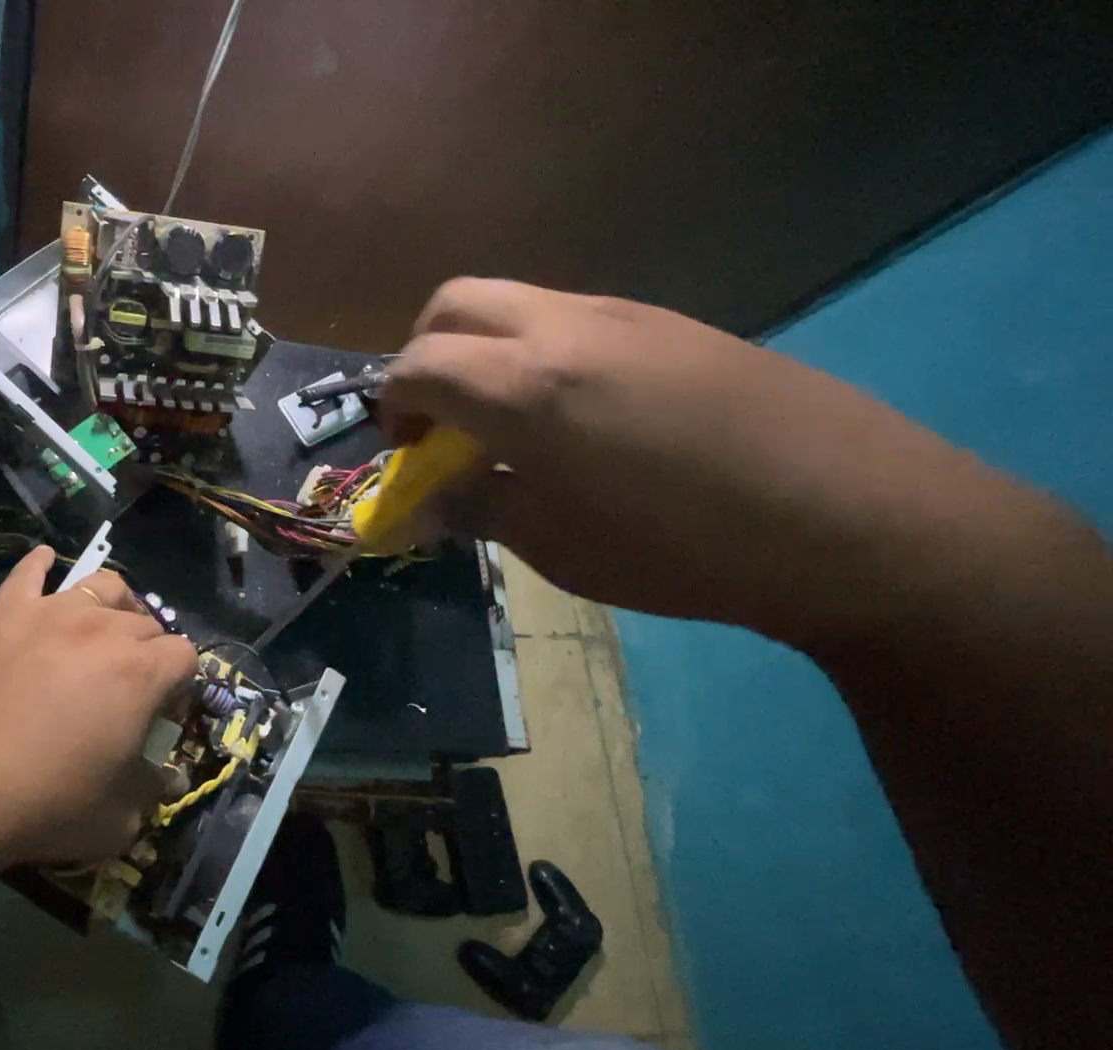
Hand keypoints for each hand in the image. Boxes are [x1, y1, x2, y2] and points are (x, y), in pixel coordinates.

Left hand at [0, 547, 198, 868]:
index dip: (181, 686)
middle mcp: (101, 629)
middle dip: (150, 653)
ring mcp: (48, 613)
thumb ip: (152, 788)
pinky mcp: (3, 615)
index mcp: (140, 672)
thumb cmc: (44, 807)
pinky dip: (40, 565)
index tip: (162, 716)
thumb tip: (162, 777)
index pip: (185, 656)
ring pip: (101, 587)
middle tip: (129, 689)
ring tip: (106, 630)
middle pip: (146, 623)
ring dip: (115, 606)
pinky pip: (27, 574)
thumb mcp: (120, 818)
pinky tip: (45, 561)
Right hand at [379, 278, 1047, 647]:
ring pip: (514, 302)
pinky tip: (576, 415)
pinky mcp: (670, 323)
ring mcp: (624, 315)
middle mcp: (564, 327)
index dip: (391, 406)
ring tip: (506, 421)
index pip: (416, 365)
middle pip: (454, 303)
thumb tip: (422, 503)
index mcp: (525, 386)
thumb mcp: (555, 545)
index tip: (406, 453)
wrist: (856, 522)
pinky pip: (571, 317)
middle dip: (424, 356)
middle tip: (441, 421)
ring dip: (483, 350)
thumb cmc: (680, 548)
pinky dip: (537, 352)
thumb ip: (476, 506)